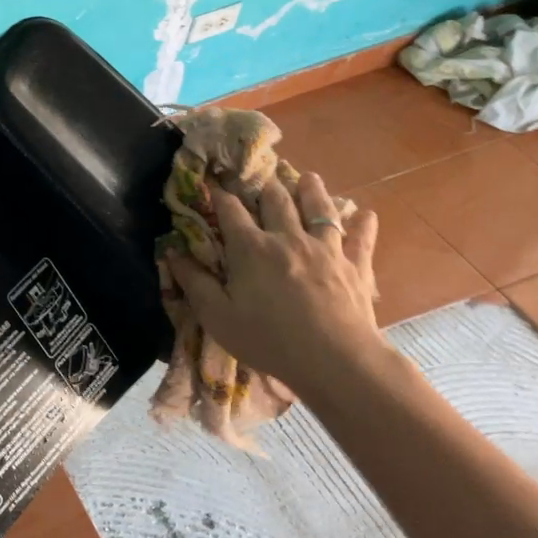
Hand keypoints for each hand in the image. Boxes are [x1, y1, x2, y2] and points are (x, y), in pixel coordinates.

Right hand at [164, 173, 384, 396]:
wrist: (333, 358)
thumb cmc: (266, 339)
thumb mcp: (216, 316)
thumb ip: (194, 282)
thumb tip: (172, 252)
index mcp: (251, 249)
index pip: (231, 211)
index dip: (220, 196)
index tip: (212, 185)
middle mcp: (288, 238)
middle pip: (277, 201)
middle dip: (266, 187)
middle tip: (262, 179)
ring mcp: (327, 249)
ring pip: (320, 209)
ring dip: (312, 191)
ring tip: (308, 179)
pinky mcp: (356, 265)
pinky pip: (361, 237)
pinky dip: (362, 223)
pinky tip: (365, 215)